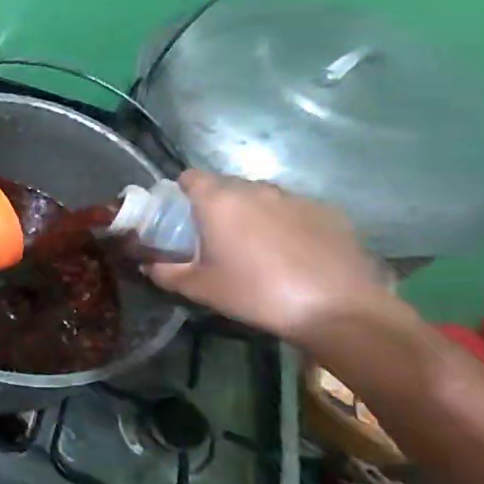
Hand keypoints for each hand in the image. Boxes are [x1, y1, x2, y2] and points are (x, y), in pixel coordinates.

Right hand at [145, 170, 397, 341]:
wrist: (335, 306)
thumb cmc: (254, 292)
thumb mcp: (199, 288)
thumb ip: (165, 272)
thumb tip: (148, 264)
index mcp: (219, 202)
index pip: (191, 177)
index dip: (180, 192)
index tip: (177, 215)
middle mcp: (257, 190)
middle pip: (226, 186)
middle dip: (214, 205)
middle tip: (210, 236)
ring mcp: (296, 198)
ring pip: (261, 197)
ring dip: (249, 213)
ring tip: (251, 246)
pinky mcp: (328, 211)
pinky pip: (292, 209)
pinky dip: (282, 223)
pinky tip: (287, 253)